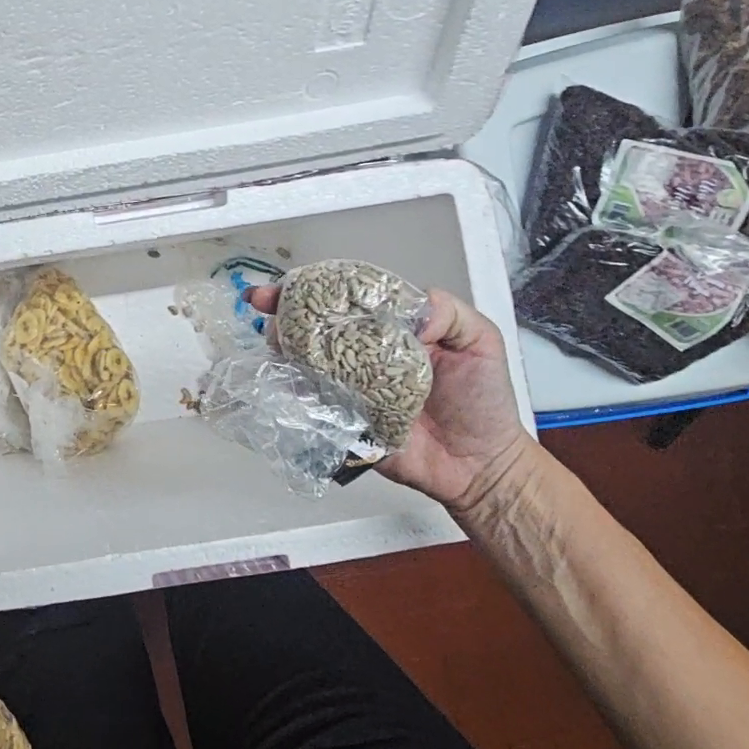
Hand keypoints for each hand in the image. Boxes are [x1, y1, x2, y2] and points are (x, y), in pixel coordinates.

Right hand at [245, 285, 533, 511]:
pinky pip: (312, 404)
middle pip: (314, 327)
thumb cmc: (483, 402)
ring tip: (276, 339)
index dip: (317, 289)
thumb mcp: (480, 342)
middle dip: (284, 313)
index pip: (346, 301)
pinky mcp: (343, 421)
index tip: (290, 284)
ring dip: (284, 347)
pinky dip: (295, 391)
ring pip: (304, 362)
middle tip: (265, 305)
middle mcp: (361, 354)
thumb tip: (414, 312)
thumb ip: (451, 313)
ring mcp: (348, 388)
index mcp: (389, 329)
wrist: (481, 464)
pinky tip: (288, 380)